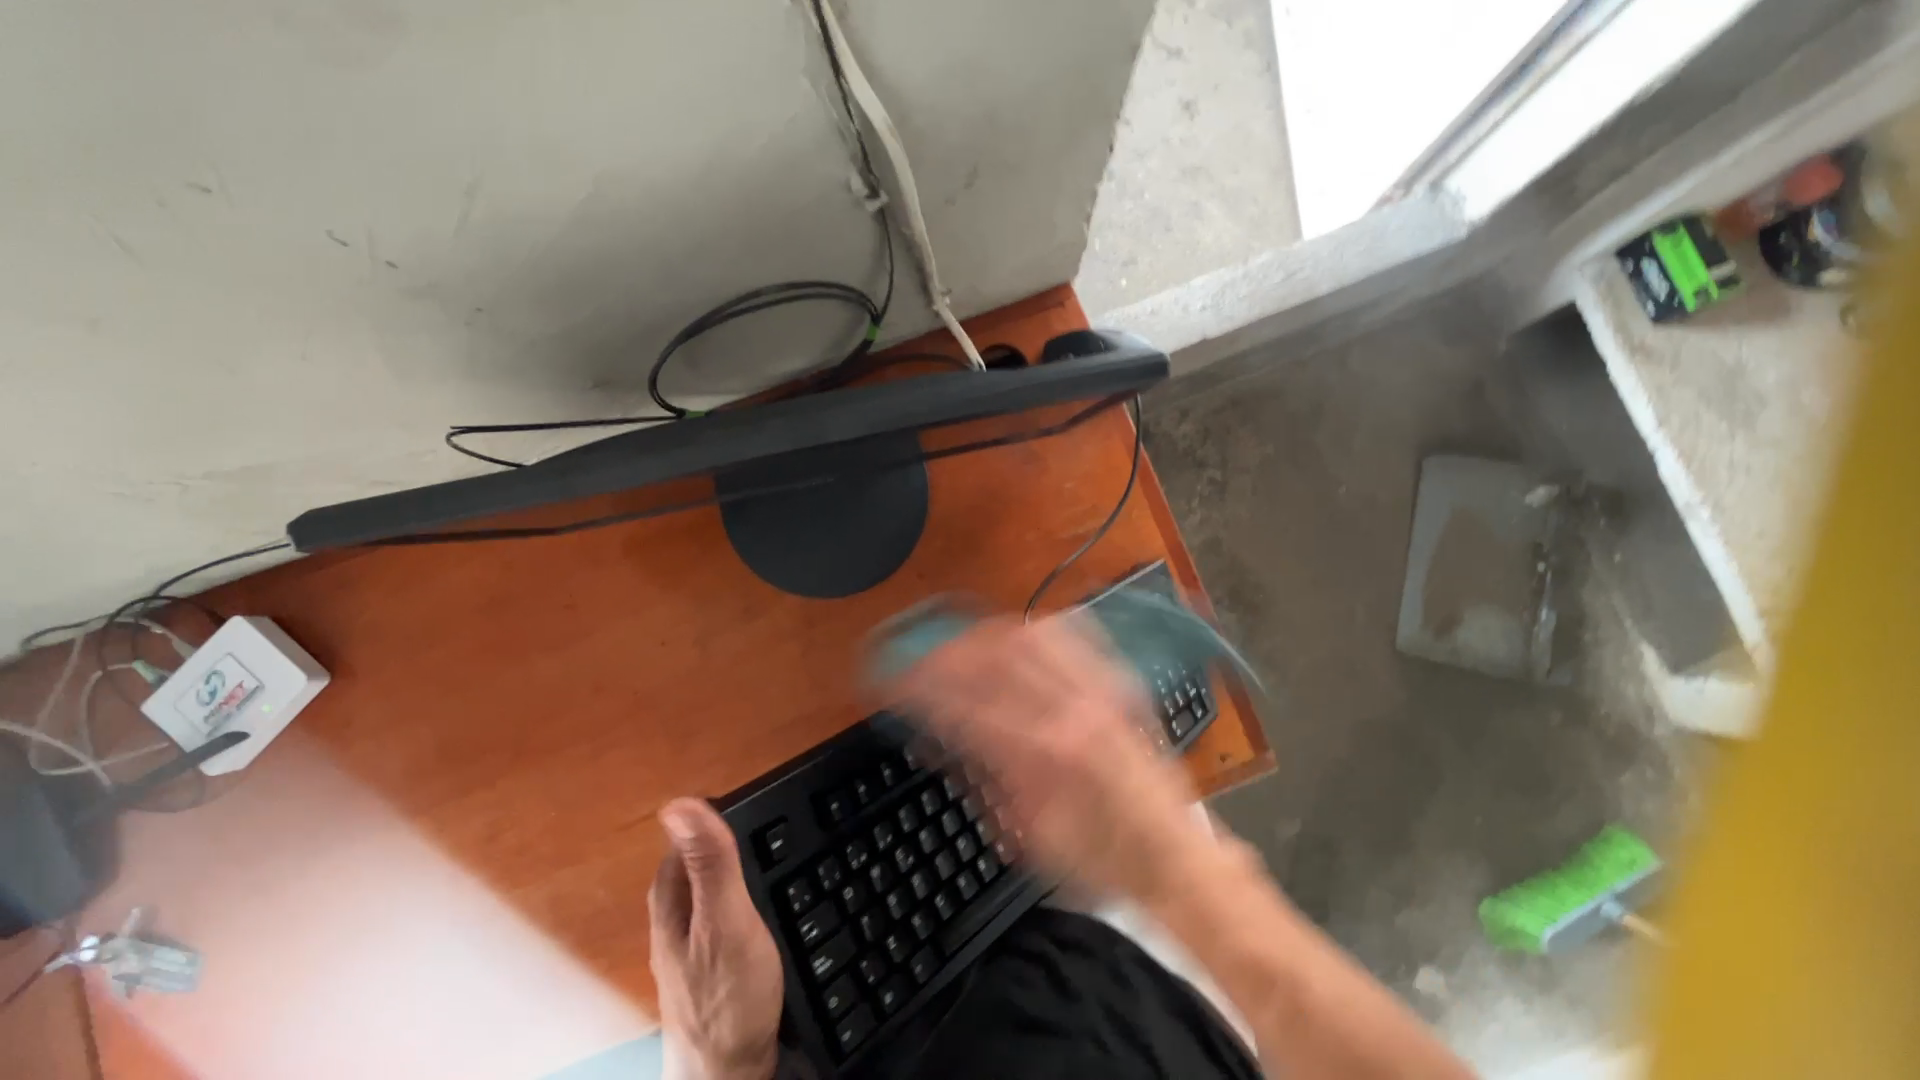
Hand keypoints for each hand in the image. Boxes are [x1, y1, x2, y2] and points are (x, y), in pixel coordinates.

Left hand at [649, 799, 783, 1079]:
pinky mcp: (713, 955)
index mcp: (671, 894)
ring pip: (720, 881)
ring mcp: (692, 934)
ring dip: (748, 866)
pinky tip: (773, 901)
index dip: (731, 812)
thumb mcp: (724, 921)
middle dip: (741, 838)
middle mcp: (675, 910)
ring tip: (788, 856)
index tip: (770, 801)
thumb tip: (679, 801)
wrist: (731, 1072)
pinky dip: (752, 894)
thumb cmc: (728, 998)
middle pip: (707, 854)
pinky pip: (731, 906)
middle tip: (789, 828)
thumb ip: (709, 863)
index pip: (694, 829)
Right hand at [887, 616, 1211, 903]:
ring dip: (982, 634)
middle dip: (942, 651)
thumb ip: (982, 778)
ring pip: (1027, 634)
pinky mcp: (1117, 684)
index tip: (890, 680)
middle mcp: (1073, 710)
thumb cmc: (1099, 858)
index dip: (918, 688)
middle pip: (991, 656)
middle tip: (914, 660)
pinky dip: (1032, 629)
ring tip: (956, 646)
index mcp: (1046, 754)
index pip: (964, 705)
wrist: (1170, 855)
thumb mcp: (1027, 833)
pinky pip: (1071, 634)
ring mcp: (1100, 690)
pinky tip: (1013, 636)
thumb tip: (937, 740)